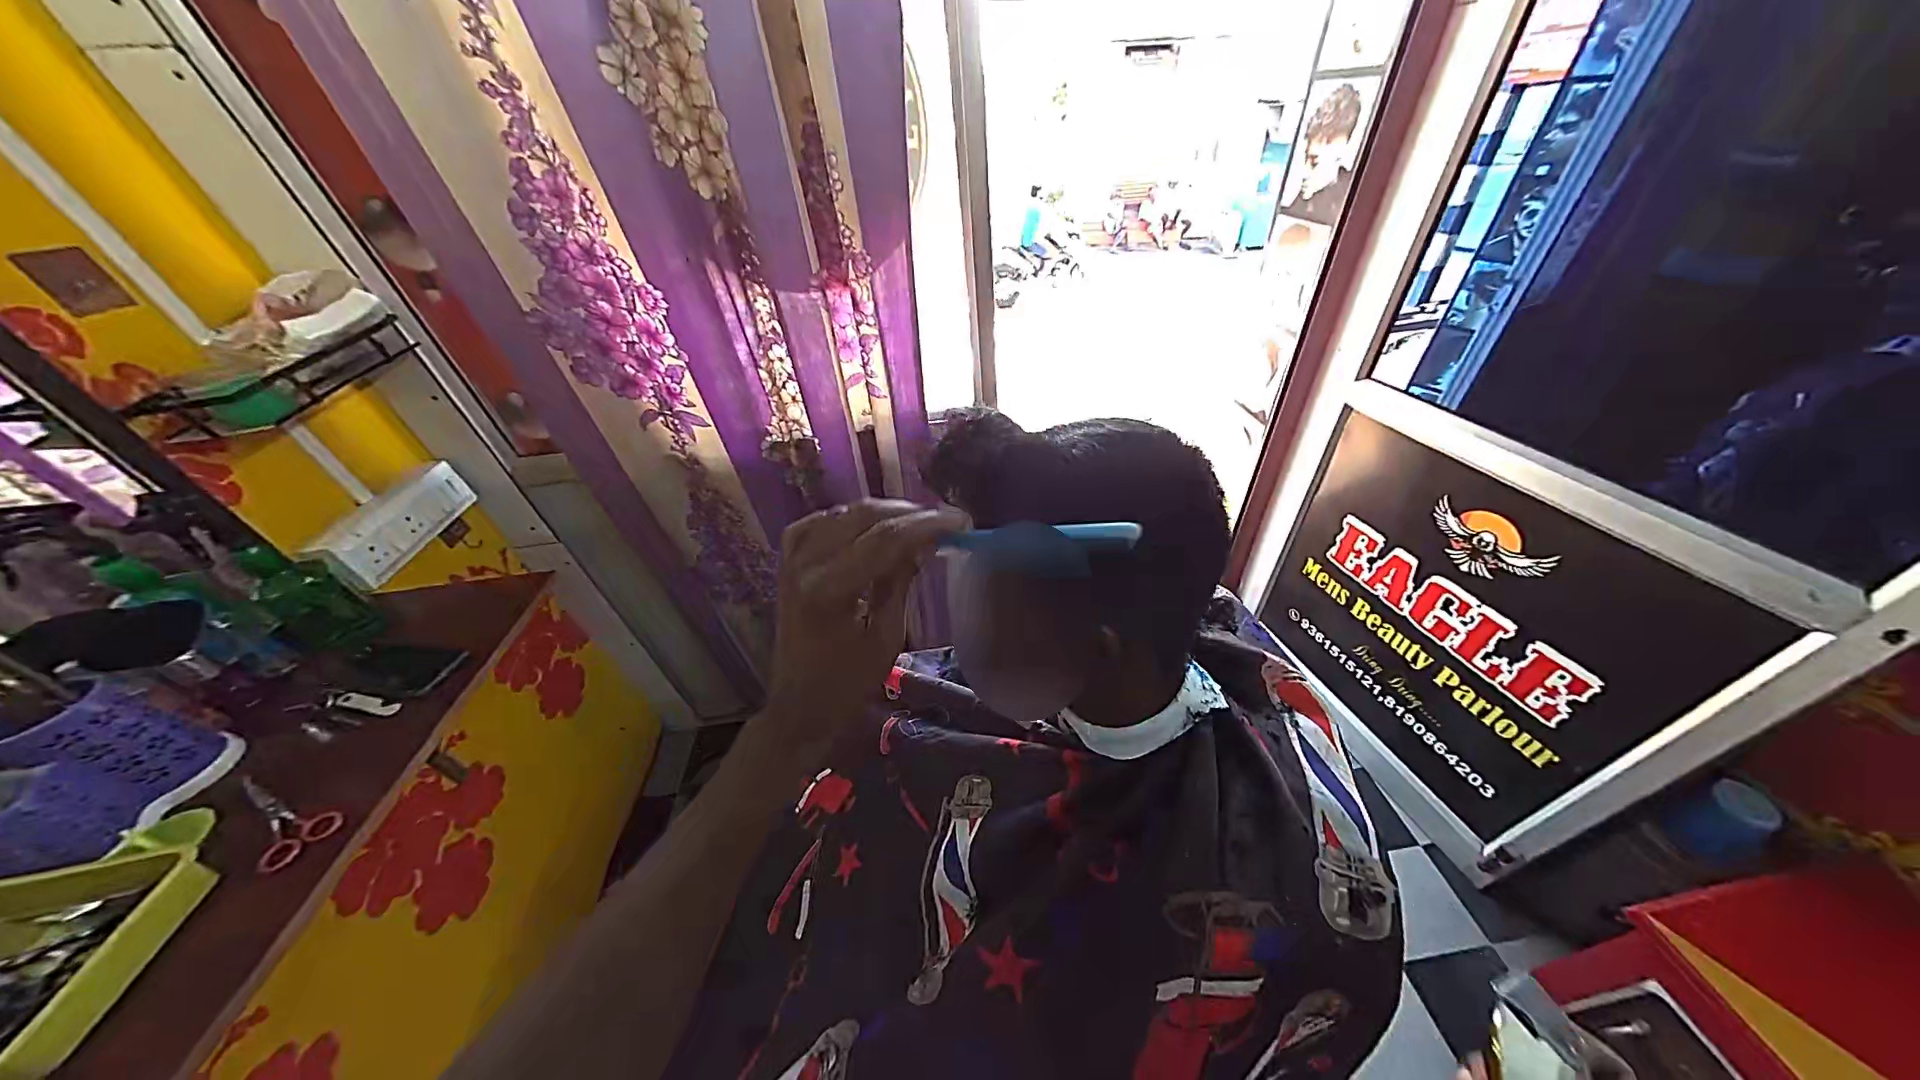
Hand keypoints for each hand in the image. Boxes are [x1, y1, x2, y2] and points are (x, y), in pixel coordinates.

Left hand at [761, 499, 966, 752]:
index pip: (885, 538)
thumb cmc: (847, 682)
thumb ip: (901, 582)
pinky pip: (822, 521)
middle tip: (946, 520)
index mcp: (829, 589)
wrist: (799, 704)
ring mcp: (791, 558)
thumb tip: (925, 542)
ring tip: (918, 522)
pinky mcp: (787, 560)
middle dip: (911, 513)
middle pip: (865, 515)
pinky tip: (873, 525)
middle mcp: (805, 563)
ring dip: (885, 512)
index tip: (962, 521)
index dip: (928, 524)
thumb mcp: (886, 637)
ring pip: (844, 512)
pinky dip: (851, 518)